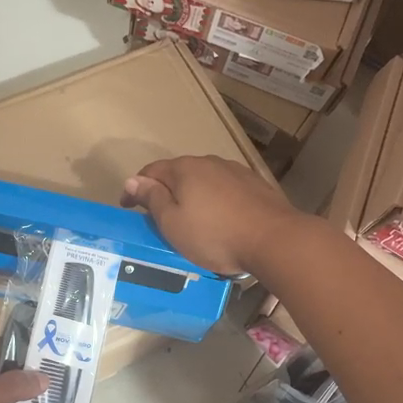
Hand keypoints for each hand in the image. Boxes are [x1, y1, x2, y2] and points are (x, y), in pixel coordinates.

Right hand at [122, 155, 308, 274]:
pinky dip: (214, 199)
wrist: (275, 239)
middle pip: (178, 172)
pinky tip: (219, 217)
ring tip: (190, 216)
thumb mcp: (173, 223)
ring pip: (204, 179)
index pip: (150, 171)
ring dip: (191, 193)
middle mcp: (209, 162)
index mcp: (184, 169)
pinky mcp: (255, 184)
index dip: (135, 189)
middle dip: (164, 189)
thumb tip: (132, 180)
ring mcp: (235, 171)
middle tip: (158, 214)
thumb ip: (152, 198)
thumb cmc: (215, 235)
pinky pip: (225, 188)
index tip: (127, 208)